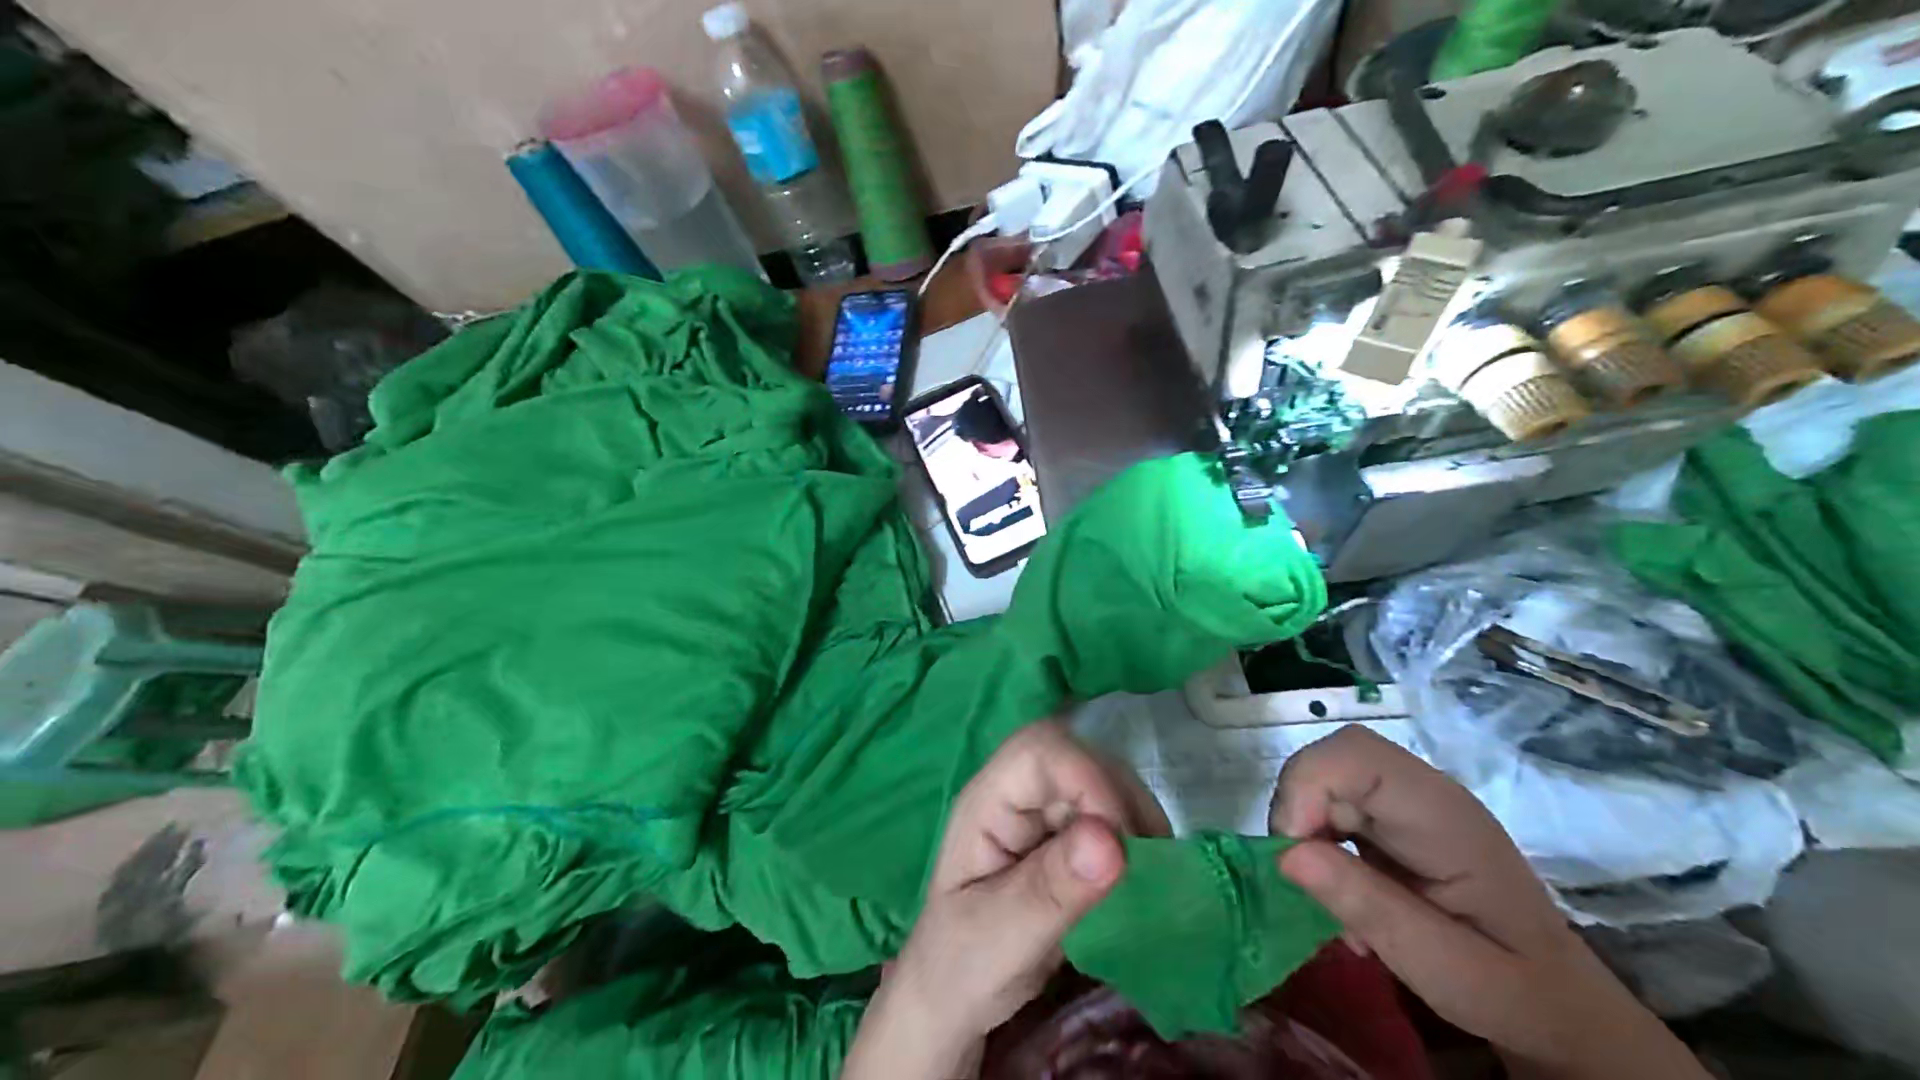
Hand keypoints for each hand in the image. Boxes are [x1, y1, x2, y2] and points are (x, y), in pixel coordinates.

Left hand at [841, 720, 1167, 1078]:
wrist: (951, 998)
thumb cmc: (959, 967)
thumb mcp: (1002, 937)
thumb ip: (1053, 889)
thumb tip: (1112, 840)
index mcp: (986, 802)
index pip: (1039, 751)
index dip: (1088, 779)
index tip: (1122, 844)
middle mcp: (1015, 793)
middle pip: (1077, 756)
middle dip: (1120, 799)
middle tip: (1147, 865)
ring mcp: (1040, 812)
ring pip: (1100, 780)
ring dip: (1134, 818)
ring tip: (1149, 874)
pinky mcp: (1063, 835)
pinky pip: (1107, 814)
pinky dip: (1134, 838)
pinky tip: (1142, 877)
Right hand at [1271, 726, 1708, 1079]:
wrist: (1563, 1007)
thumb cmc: (1515, 992)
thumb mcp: (1446, 970)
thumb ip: (1368, 907)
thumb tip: (1285, 854)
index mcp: (1442, 816)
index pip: (1353, 755)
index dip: (1306, 787)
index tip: (1292, 851)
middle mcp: (1422, 793)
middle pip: (1333, 760)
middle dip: (1297, 808)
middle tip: (1297, 872)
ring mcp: (1407, 803)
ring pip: (1326, 779)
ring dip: (1305, 827)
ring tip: (1322, 891)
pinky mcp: (1395, 819)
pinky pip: (1335, 803)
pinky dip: (1317, 838)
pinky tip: (1336, 887)